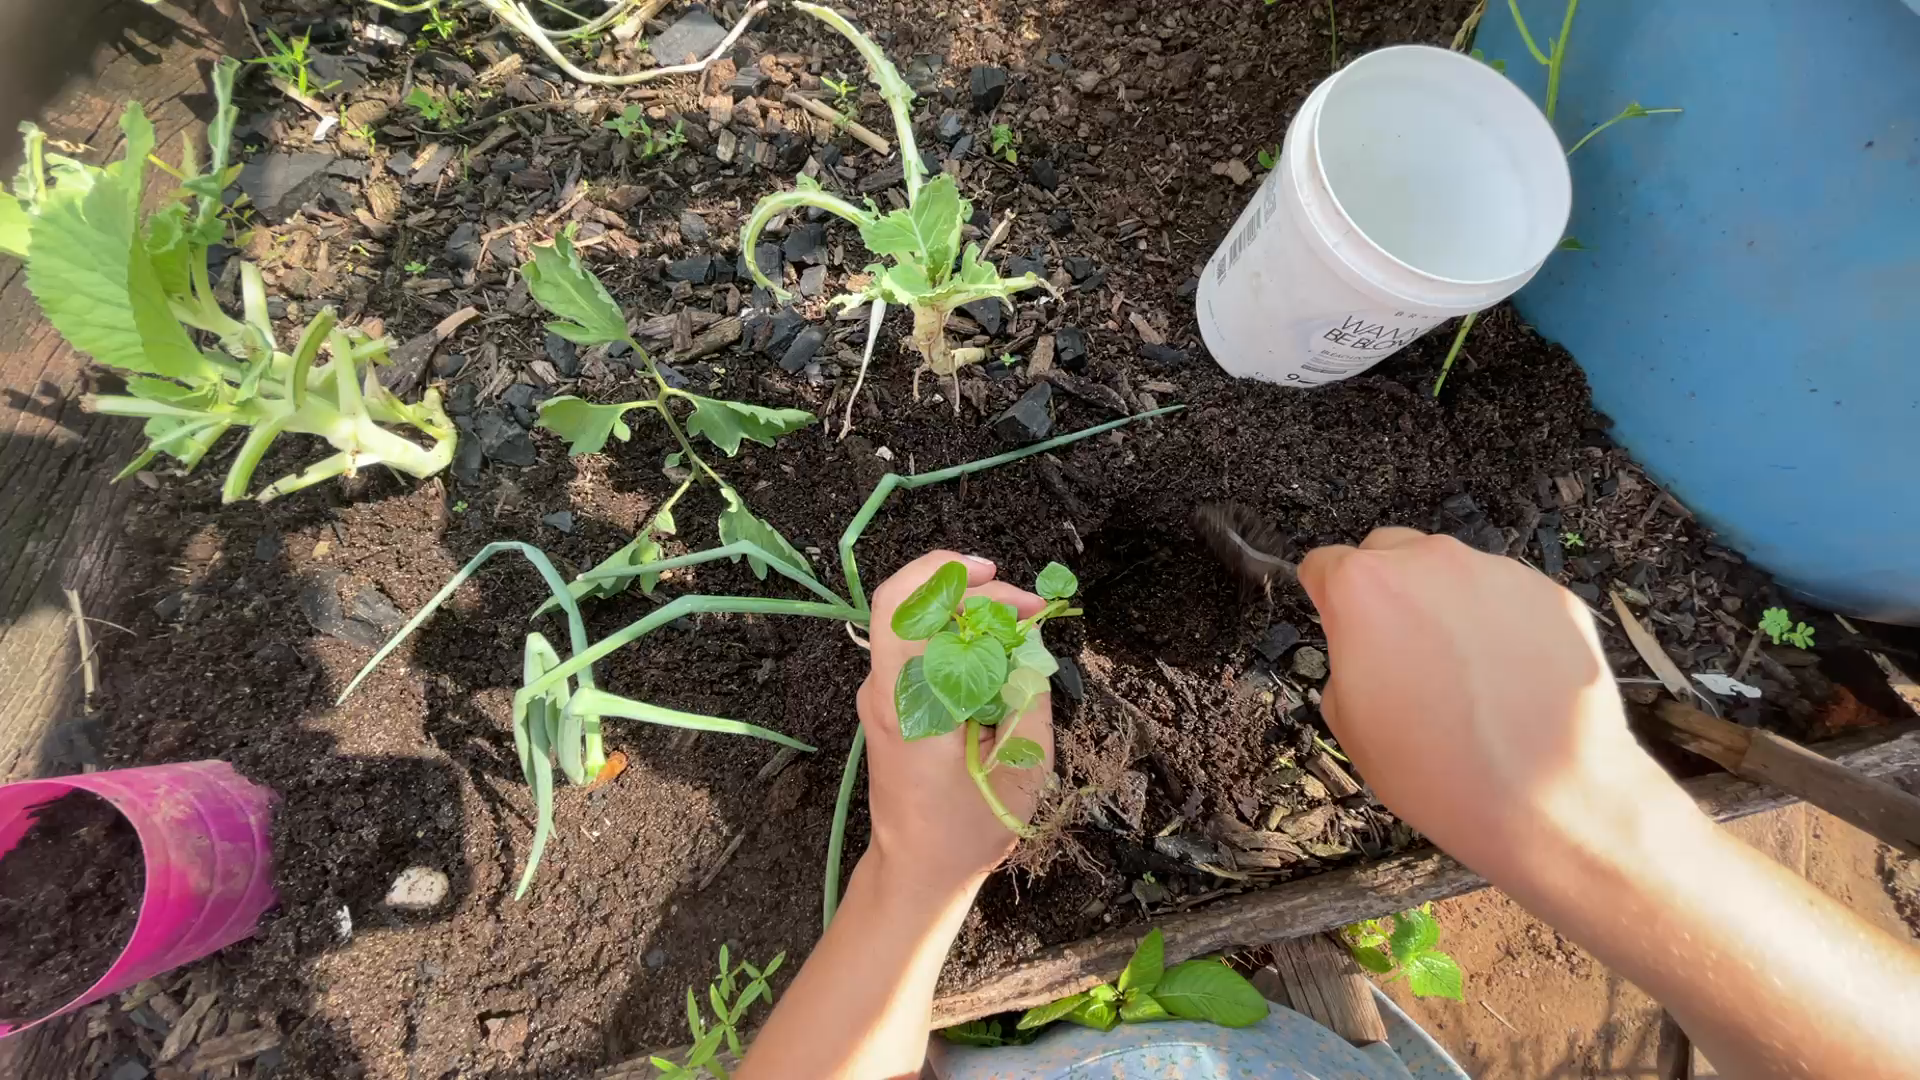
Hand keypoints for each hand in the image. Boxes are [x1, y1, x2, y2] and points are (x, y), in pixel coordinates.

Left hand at [856, 551, 1054, 895]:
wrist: (916, 868)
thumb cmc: (967, 829)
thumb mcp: (1021, 770)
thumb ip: (1030, 700)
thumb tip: (1030, 649)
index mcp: (909, 703)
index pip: (902, 609)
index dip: (947, 575)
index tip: (1001, 581)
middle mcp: (884, 688)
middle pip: (913, 604)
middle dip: (976, 591)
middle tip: (1031, 609)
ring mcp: (881, 692)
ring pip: (918, 621)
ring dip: (969, 610)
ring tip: (1020, 624)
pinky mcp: (890, 699)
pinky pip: (922, 647)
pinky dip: (960, 635)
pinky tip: (997, 649)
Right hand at [1298, 527, 1701, 889]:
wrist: (1549, 801)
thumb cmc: (1431, 764)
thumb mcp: (1343, 715)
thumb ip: (1345, 654)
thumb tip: (1367, 643)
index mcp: (1362, 587)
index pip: (1322, 563)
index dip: (1324, 596)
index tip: (1336, 621)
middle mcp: (1427, 562)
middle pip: (1385, 551)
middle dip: (1380, 588)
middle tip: (1394, 645)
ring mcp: (1495, 573)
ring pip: (1446, 569)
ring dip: (1439, 601)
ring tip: (1460, 667)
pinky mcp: (1552, 594)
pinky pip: (1503, 593)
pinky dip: (1495, 619)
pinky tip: (1505, 673)